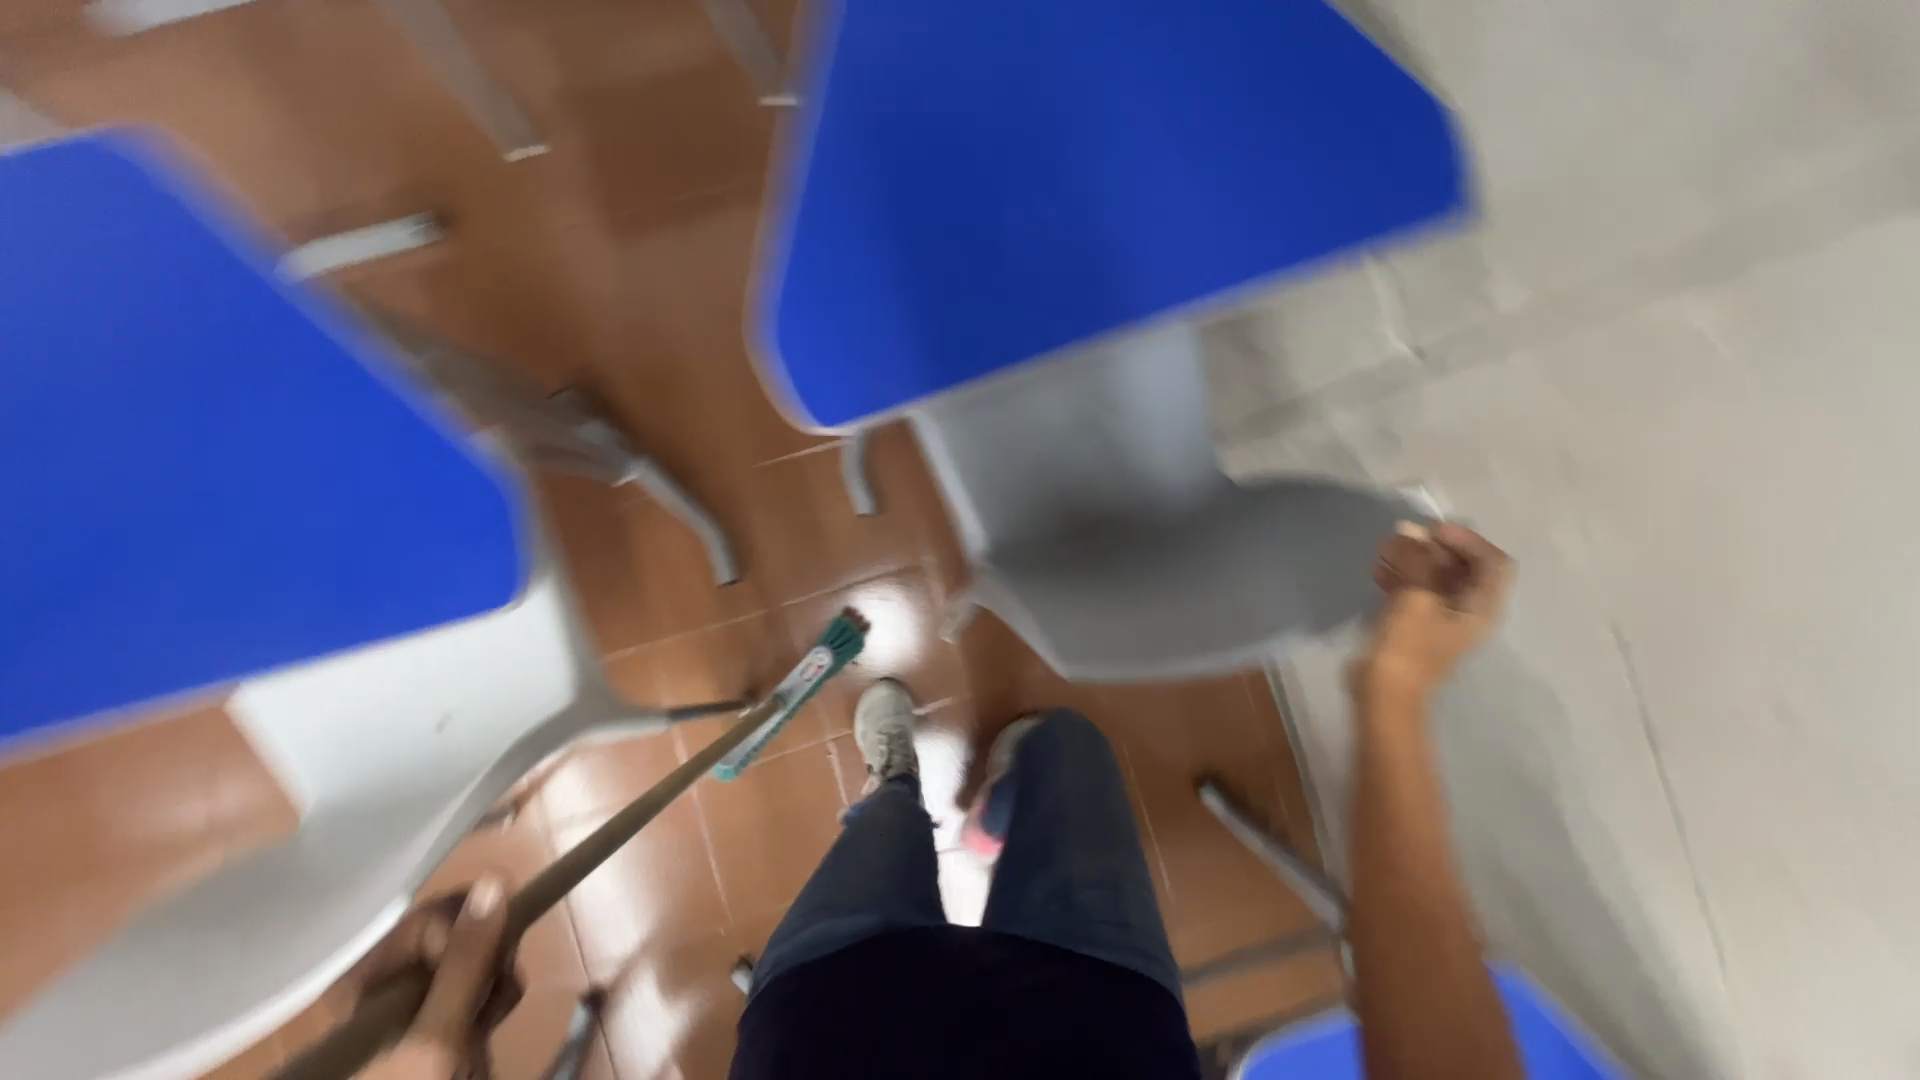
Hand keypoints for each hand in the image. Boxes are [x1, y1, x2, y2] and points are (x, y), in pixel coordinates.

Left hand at [352, 877, 519, 1079]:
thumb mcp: (435, 1041)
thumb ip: (467, 961)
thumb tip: (497, 879)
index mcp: (363, 981)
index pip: (434, 916)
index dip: (467, 937)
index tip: (480, 981)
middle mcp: (382, 981)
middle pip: (459, 932)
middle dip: (486, 967)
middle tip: (483, 1014)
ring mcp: (410, 1000)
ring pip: (475, 958)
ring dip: (490, 993)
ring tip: (477, 1039)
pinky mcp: (434, 1018)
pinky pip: (475, 984)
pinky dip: (487, 1008)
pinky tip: (479, 1039)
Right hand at [1351, 522, 1512, 704]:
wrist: (1384, 693)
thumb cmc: (1409, 646)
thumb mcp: (1416, 598)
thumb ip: (1418, 561)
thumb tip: (1410, 530)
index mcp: (1482, 606)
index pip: (1492, 562)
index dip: (1466, 540)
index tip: (1431, 531)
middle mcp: (1467, 610)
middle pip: (1461, 568)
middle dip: (1432, 548)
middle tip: (1400, 536)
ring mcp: (1440, 619)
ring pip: (1434, 578)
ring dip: (1412, 560)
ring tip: (1383, 549)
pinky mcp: (1415, 625)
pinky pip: (1413, 592)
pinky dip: (1399, 577)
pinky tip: (1377, 570)